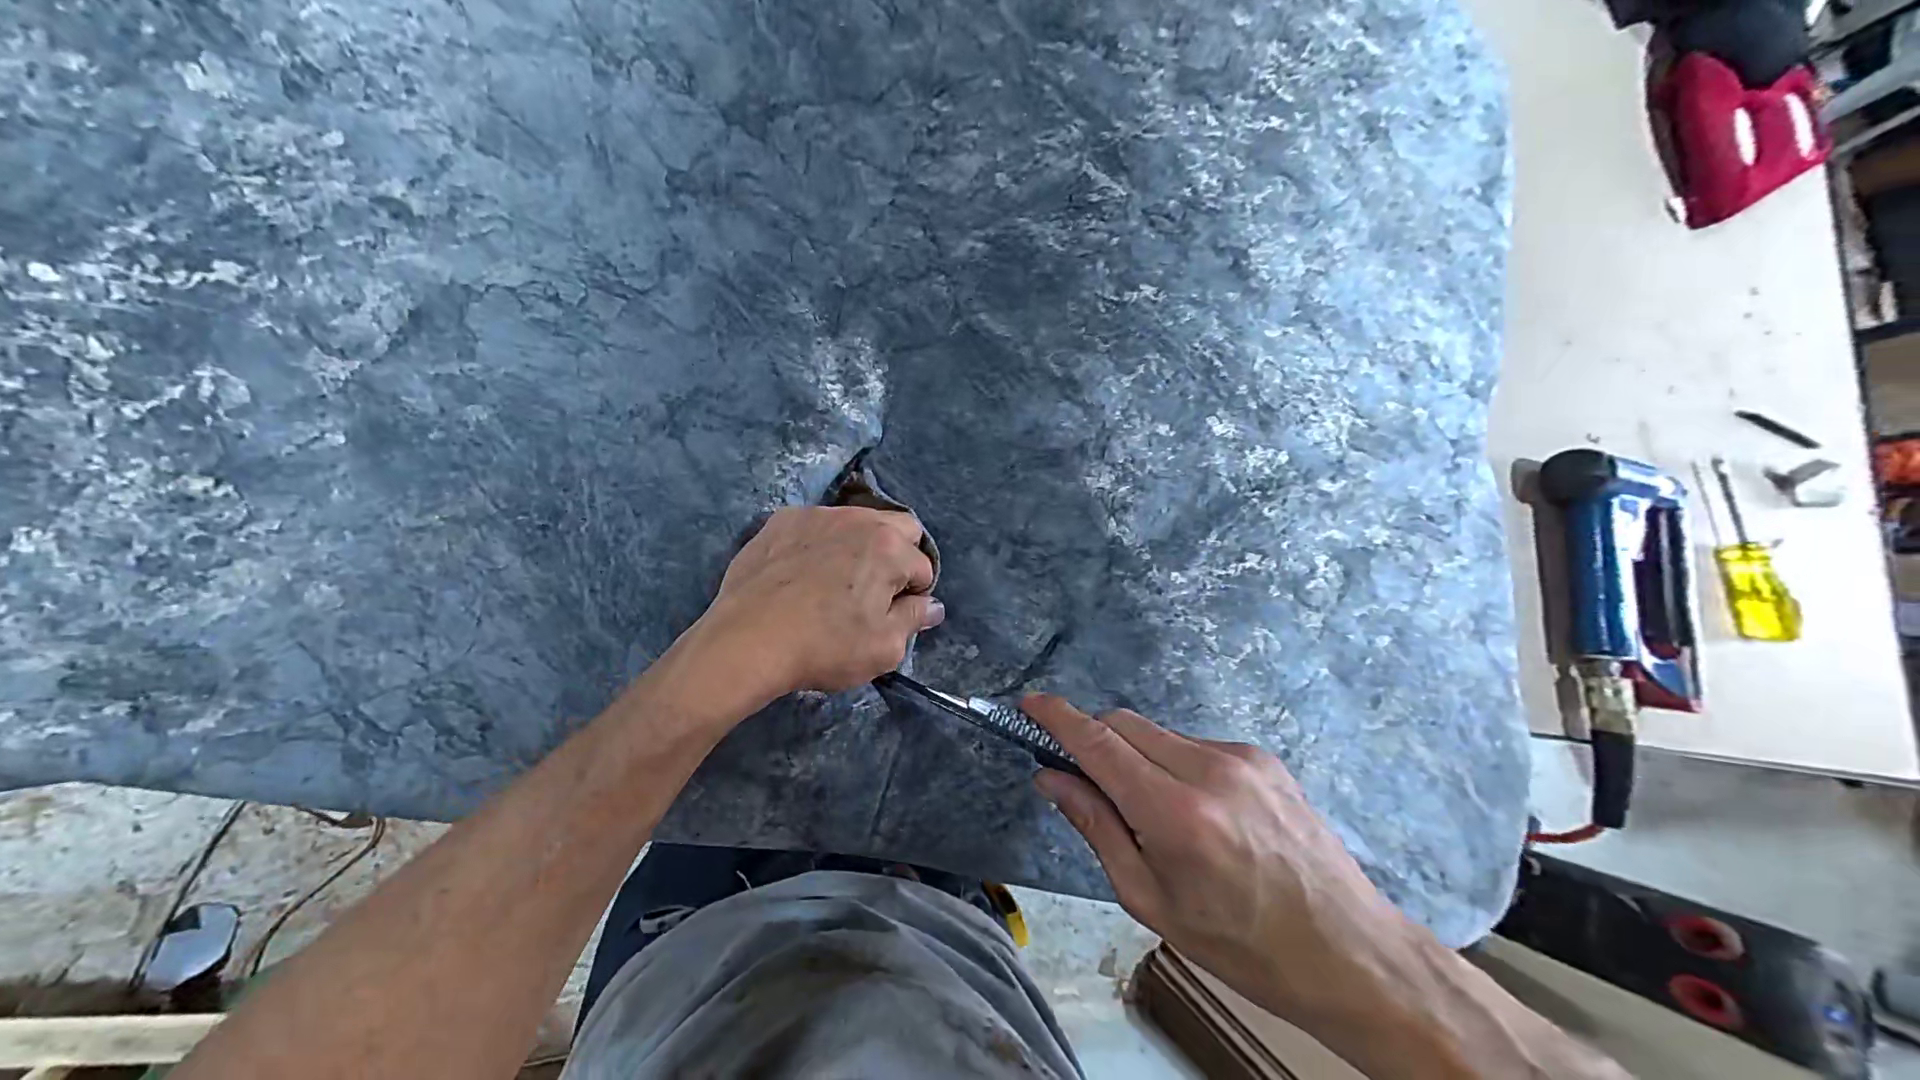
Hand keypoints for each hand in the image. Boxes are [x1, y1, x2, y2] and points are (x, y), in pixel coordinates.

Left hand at [687, 506, 942, 705]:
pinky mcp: (780, 521)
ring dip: (860, 545)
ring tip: (836, 581)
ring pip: (856, 522)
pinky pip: (816, 526)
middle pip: (899, 528)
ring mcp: (815, 515)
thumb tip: (932, 605)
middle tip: (876, 592)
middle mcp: (857, 518)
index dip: (914, 595)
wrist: (746, 642)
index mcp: (889, 547)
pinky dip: (820, 543)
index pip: (923, 567)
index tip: (894, 615)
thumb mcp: (885, 647)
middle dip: (899, 556)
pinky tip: (803, 573)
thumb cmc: (825, 647)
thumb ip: (915, 620)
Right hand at [1024, 694, 1416, 1025]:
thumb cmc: (1238, 944)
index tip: (1029, 704)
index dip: (1058, 718)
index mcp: (1176, 814)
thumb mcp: (1150, 900)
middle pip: (1125, 724)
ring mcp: (1241, 757)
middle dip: (1095, 739)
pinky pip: (1194, 744)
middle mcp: (1209, 770)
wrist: (1348, 951)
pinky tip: (1196, 810)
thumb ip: (1095, 827)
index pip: (1099, 743)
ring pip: (1159, 733)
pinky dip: (1174, 763)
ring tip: (1154, 812)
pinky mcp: (1263, 756)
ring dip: (1136, 755)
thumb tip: (1050, 778)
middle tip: (1085, 779)